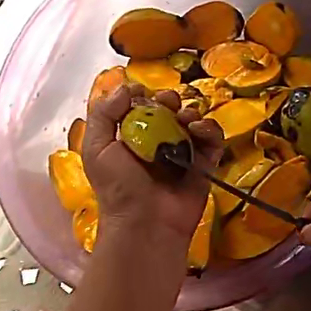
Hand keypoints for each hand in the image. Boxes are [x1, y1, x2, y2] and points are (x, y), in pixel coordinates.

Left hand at [81, 84, 222, 244]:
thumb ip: (104, 114)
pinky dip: (209, 129)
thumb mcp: (97, 148)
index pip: (141, 106)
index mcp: (130, 138)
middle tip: (167, 105)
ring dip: (190, 111)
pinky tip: (198, 129)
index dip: (144, 95)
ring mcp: (182, 153)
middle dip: (169, 100)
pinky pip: (213, 139)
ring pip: (192, 120)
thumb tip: (127, 86)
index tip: (144, 93)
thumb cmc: (118, 189)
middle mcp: (156, 143)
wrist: (145, 224)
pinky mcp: (204, 164)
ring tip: (184, 119)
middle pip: (169, 109)